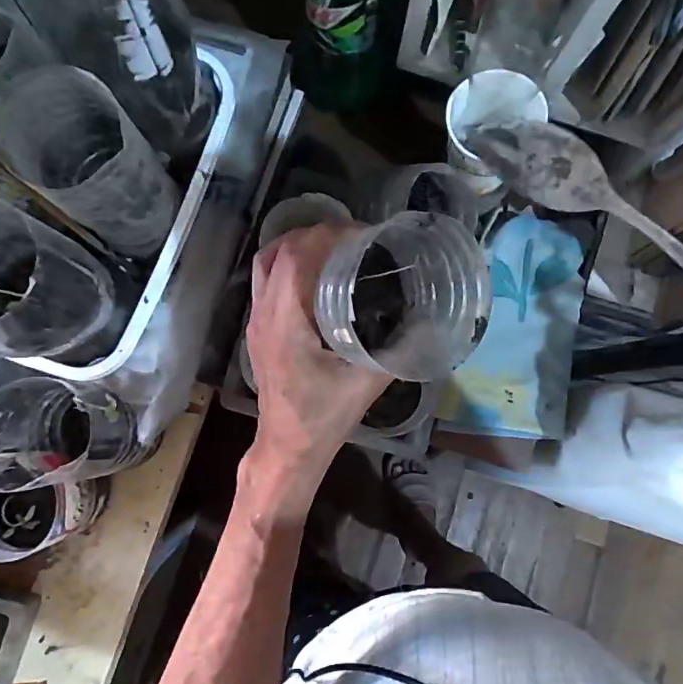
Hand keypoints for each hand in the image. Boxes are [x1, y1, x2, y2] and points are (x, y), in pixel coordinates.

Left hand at [243, 225, 390, 515]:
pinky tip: (319, 278)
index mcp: (285, 322)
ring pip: (267, 264)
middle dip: (314, 235)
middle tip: (353, 240)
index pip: (296, 257)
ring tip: (334, 250)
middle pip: (278, 251)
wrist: (287, 448)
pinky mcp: (257, 330)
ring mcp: (255, 321)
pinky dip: (288, 266)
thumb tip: (427, 321)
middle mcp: (263, 314)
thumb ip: (397, 350)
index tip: (361, 236)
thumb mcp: (366, 384)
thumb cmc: (322, 418)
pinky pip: (266, 281)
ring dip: (297, 246)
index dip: (327, 235)